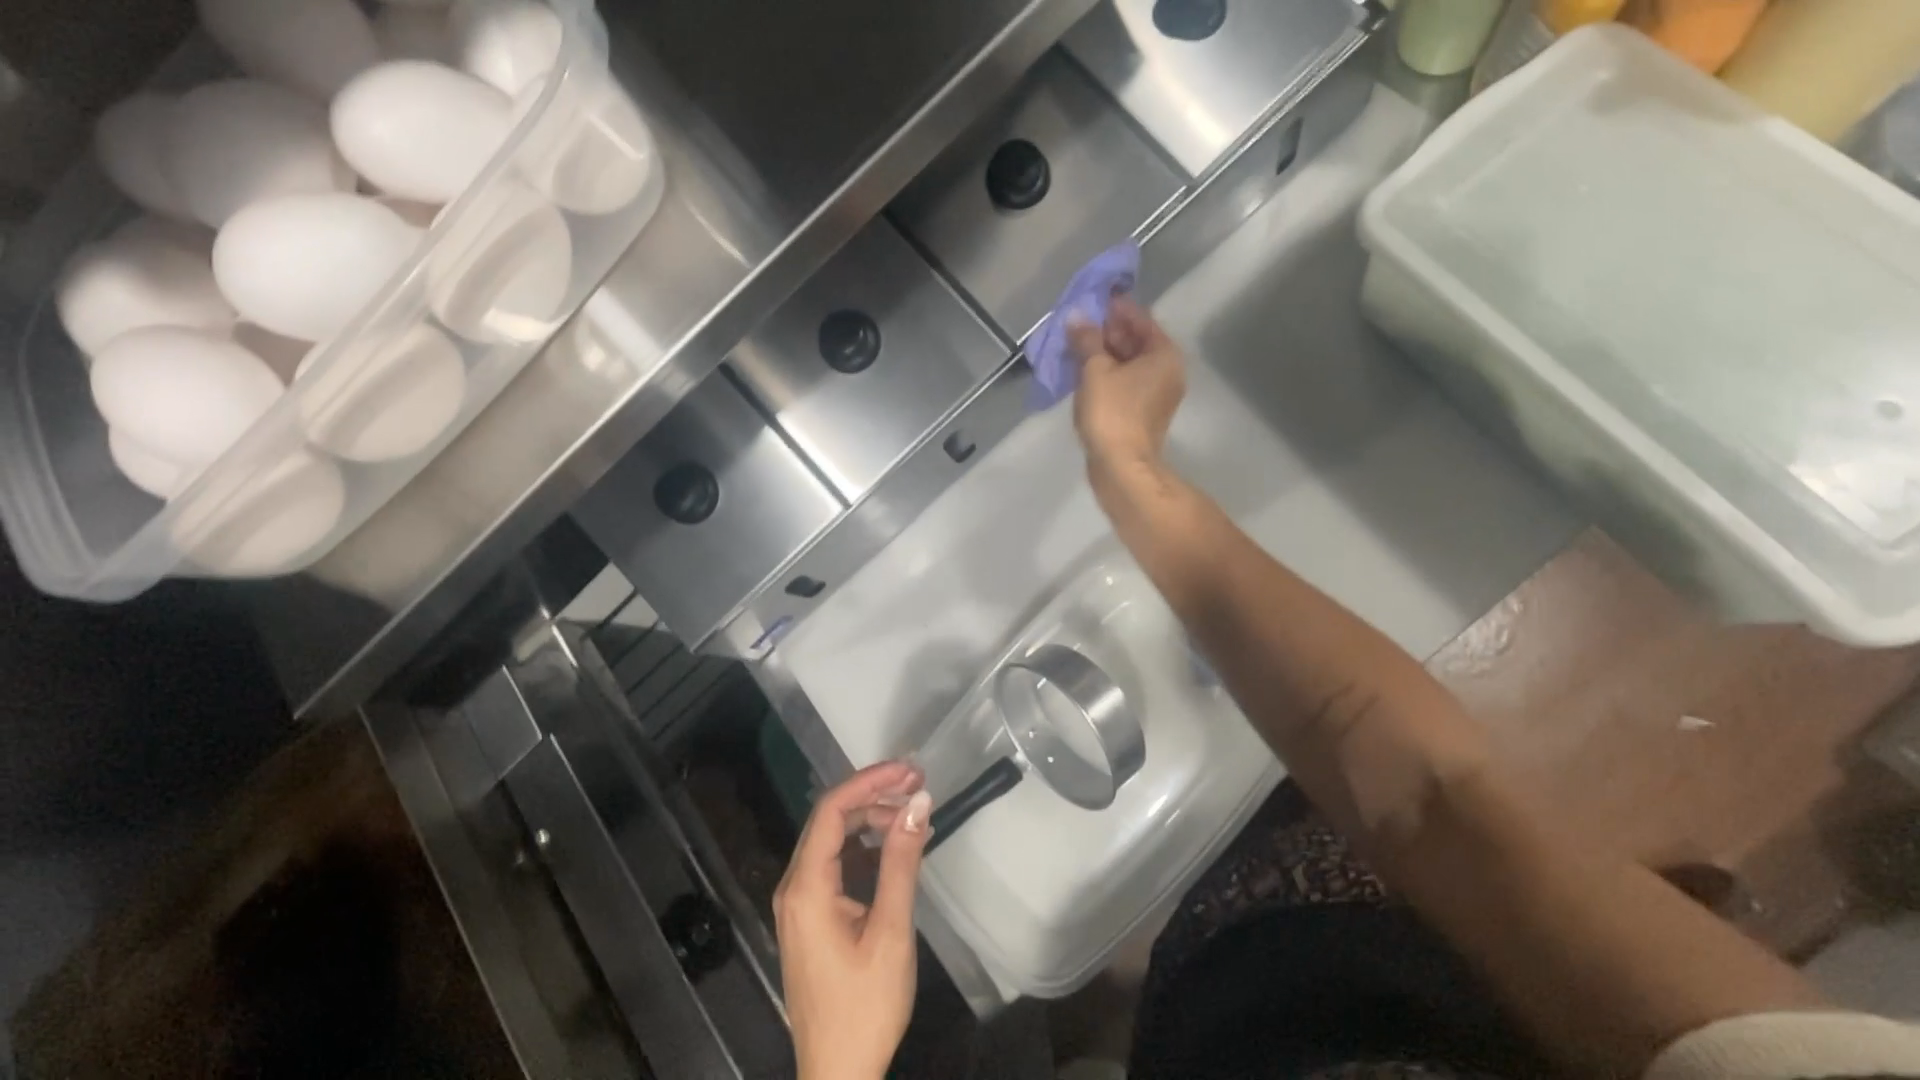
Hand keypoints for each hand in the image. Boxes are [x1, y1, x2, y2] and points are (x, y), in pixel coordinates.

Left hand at [775, 761, 933, 1079]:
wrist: (838, 1071)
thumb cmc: (865, 1004)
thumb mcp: (891, 930)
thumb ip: (901, 862)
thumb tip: (918, 803)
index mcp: (805, 888)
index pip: (831, 811)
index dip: (869, 781)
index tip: (910, 769)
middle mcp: (792, 888)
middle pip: (828, 822)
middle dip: (872, 797)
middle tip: (919, 787)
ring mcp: (798, 905)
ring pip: (831, 843)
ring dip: (869, 823)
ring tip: (913, 817)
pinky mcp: (809, 920)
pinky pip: (833, 868)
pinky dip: (863, 851)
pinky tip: (893, 851)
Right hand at [1067, 295, 1186, 484]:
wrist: (1121, 466)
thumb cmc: (1112, 413)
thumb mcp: (1095, 370)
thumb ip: (1087, 340)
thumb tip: (1077, 318)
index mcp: (1164, 354)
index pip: (1141, 319)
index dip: (1117, 306)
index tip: (1095, 296)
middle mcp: (1167, 371)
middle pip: (1137, 340)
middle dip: (1109, 330)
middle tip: (1080, 321)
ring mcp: (1157, 394)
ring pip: (1130, 363)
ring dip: (1105, 352)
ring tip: (1077, 343)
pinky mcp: (1142, 413)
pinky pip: (1125, 382)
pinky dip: (1108, 373)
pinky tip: (1084, 370)